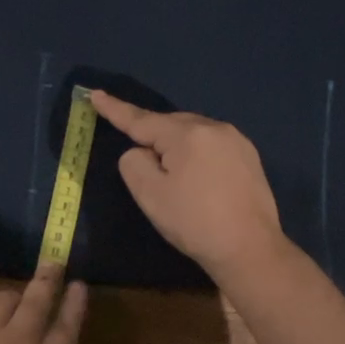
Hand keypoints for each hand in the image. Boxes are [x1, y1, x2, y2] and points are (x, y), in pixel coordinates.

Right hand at [89, 90, 285, 277]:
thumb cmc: (193, 221)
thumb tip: (142, 152)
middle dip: (151, 137)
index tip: (95, 95)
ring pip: (192, 135)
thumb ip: (134, 163)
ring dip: (176, 148)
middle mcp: (214, 128)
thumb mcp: (149, 194)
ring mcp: (236, 142)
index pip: (141, 119)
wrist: (249, 248)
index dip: (115, 109)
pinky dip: (195, 156)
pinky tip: (197, 181)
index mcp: (187, 134)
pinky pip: (210, 146)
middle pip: (169, 125)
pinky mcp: (249, 158)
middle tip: (143, 166)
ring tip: (172, 179)